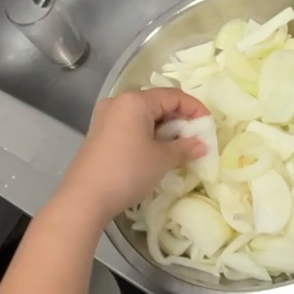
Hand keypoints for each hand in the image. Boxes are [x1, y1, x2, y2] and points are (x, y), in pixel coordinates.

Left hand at [55, 88, 210, 223]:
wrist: (84, 198)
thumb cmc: (127, 171)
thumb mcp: (162, 159)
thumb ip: (185, 147)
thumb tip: (202, 144)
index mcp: (135, 100)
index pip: (174, 96)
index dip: (195, 109)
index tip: (209, 126)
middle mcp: (119, 102)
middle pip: (157, 103)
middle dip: (179, 119)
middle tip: (196, 138)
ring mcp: (106, 117)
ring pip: (143, 115)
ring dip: (164, 128)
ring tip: (179, 147)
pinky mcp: (99, 134)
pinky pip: (130, 126)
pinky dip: (147, 134)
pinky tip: (156, 152)